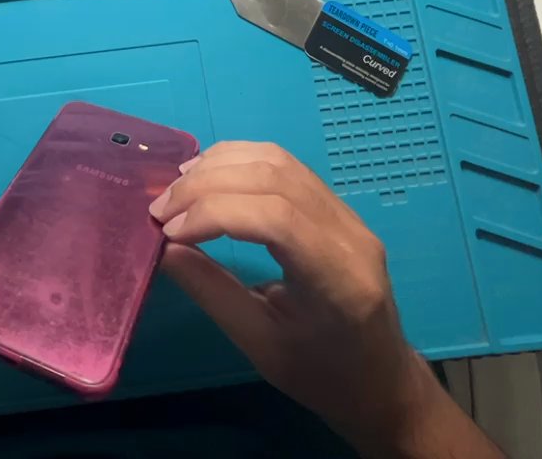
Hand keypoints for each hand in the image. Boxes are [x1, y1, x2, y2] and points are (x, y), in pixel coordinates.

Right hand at [150, 142, 482, 455]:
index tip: (168, 232)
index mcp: (339, 279)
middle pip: (271, 178)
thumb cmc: (323, 374)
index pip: (274, 217)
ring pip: (275, 160)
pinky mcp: (333, 204)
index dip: (214, 213)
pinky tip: (206, 175)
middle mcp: (348, 233)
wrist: (381, 380)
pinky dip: (236, 161)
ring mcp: (344, 212)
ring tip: (177, 189)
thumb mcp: (260, 346)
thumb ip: (211, 292)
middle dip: (205, 185)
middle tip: (160, 209)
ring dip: (217, 165)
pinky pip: (282, 163)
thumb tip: (163, 248)